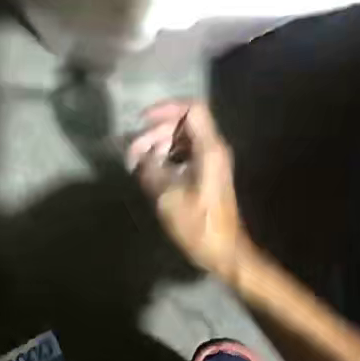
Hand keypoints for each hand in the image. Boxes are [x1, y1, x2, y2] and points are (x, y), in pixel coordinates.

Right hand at [127, 101, 253, 280]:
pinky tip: (151, 170)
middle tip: (134, 152)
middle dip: (155, 132)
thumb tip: (136, 152)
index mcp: (210, 149)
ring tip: (138, 163)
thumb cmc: (199, 227)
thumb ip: (150, 168)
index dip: (165, 108)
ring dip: (159, 144)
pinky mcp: (208, 172)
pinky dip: (167, 155)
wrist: (225, 252)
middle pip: (183, 122)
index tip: (142, 121)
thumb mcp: (168, 198)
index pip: (192, 108)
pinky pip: (185, 152)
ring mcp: (213, 160)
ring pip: (183, 137)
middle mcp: (214, 148)